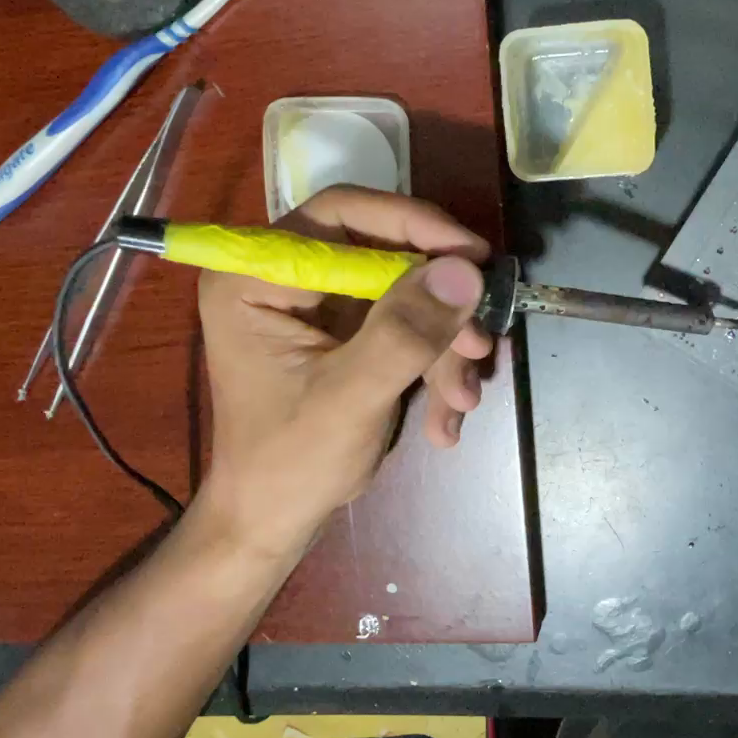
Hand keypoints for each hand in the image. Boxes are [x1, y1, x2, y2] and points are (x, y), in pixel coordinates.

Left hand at [194, 187, 494, 556]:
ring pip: (411, 295)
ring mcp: (326, 308)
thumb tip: (467, 272)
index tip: (473, 257)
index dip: (413, 225)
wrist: (275, 523)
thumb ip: (404, 334)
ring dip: (445, 348)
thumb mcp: (349, 399)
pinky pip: (412, 328)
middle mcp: (291, 279)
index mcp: (259, 277)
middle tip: (478, 346)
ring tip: (460, 403)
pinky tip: (444, 420)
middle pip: (388, 255)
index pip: (343, 214)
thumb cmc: (289, 464)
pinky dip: (436, 368)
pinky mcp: (355, 335)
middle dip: (439, 309)